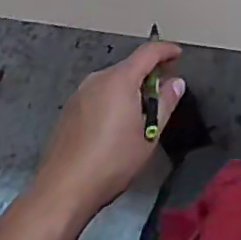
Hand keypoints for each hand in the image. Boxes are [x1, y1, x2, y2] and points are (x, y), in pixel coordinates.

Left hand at [31, 41, 184, 218]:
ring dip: (129, 89)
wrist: (63, 189)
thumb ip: (165, 103)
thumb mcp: (149, 135)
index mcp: (120, 79)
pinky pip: (98, 95)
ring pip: (112, 82)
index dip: (166, 50)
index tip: (178, 54)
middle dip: (148, 75)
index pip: (148, 52)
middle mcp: (98, 78)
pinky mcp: (69, 109)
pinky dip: (112, 100)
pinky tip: (113, 127)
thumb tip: (176, 82)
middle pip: (129, 67)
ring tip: (139, 115)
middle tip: (163, 93)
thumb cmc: (112, 161)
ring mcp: (80, 93)